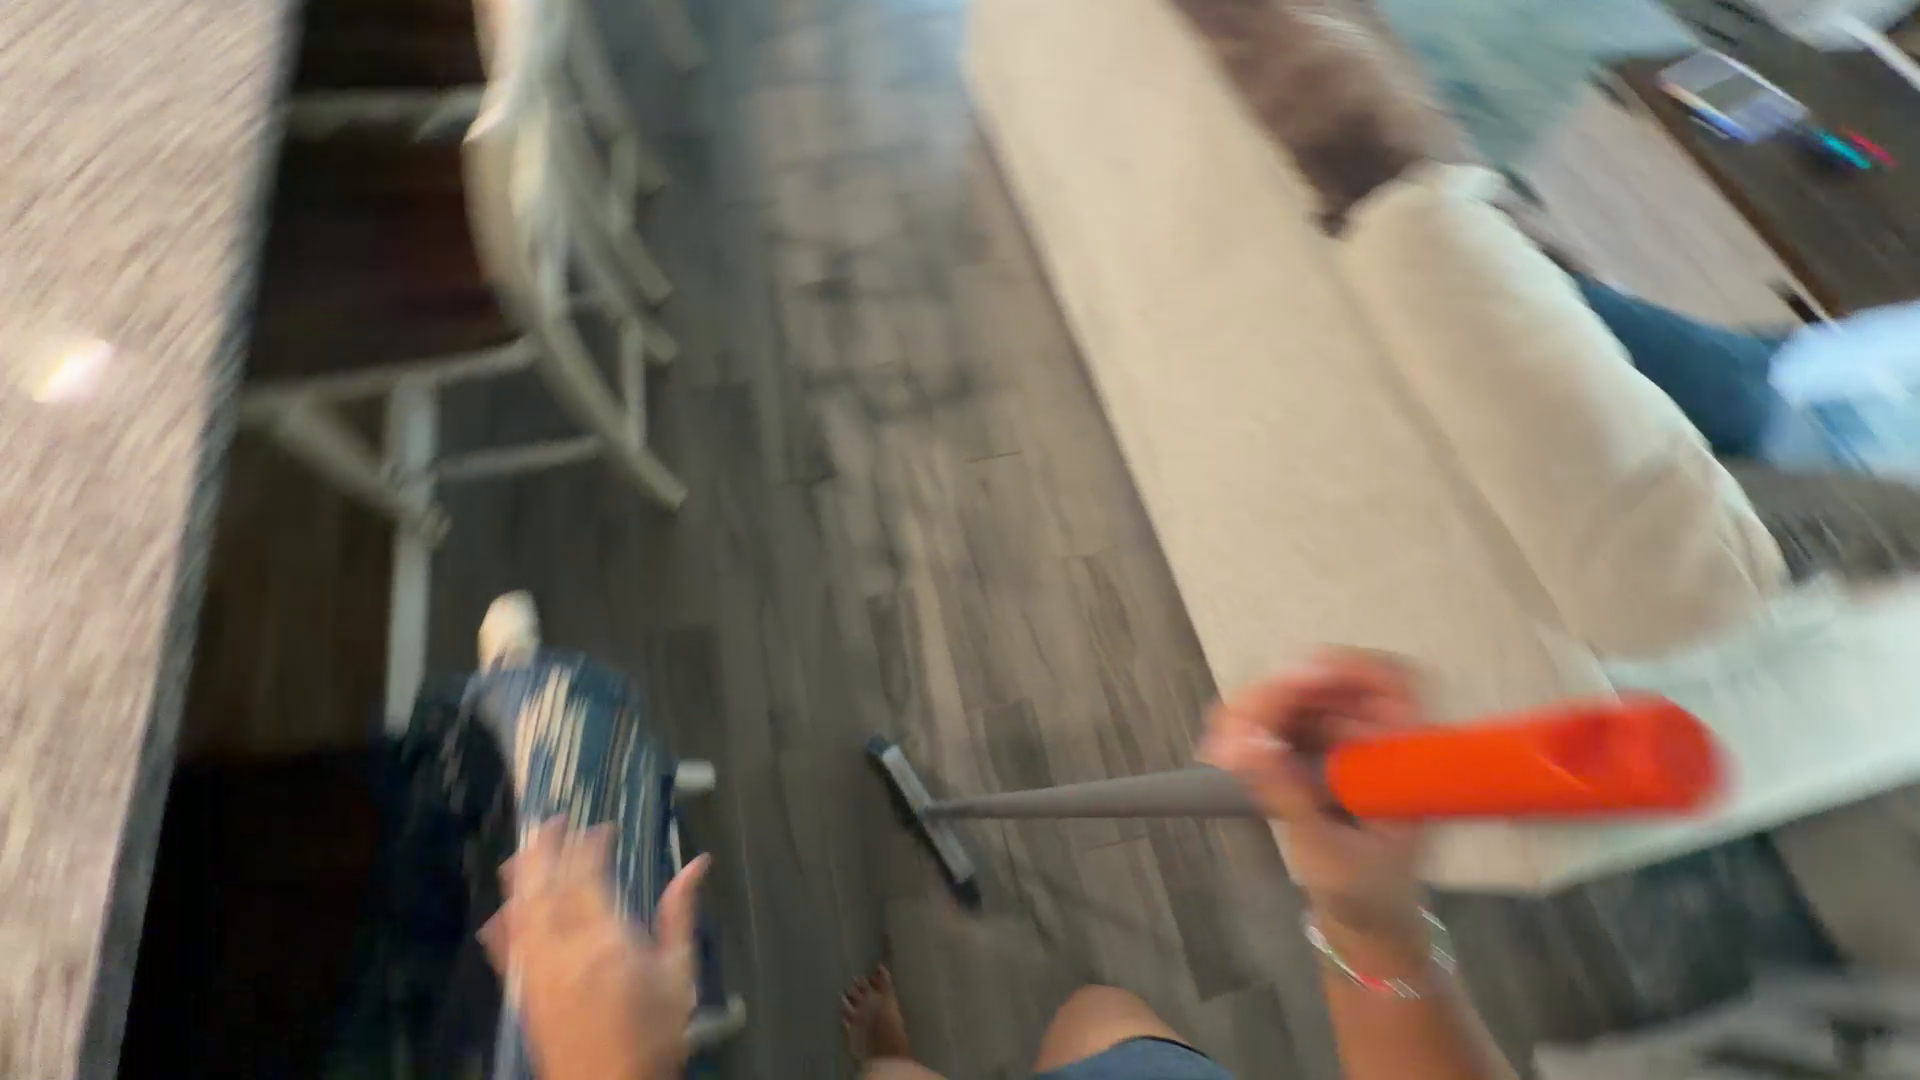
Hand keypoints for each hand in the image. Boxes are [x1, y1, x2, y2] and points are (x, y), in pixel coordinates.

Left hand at [481, 819, 708, 1079]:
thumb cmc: (654, 1031)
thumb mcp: (679, 969)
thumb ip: (680, 912)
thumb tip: (697, 863)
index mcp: (607, 940)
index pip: (589, 878)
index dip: (591, 846)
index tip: (602, 827)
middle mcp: (565, 951)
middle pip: (545, 888)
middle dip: (545, 850)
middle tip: (552, 821)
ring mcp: (538, 972)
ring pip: (521, 912)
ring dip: (522, 877)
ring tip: (527, 848)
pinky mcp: (526, 992)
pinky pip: (508, 948)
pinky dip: (506, 921)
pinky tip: (504, 908)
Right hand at [1200, 649, 1429, 962]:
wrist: (1366, 915)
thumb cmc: (1366, 892)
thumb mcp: (1328, 852)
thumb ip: (1288, 796)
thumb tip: (1247, 745)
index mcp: (1404, 754)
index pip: (1392, 680)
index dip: (1346, 665)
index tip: (1297, 677)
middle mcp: (1375, 732)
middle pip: (1323, 679)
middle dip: (1272, 696)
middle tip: (1232, 731)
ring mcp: (1339, 734)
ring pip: (1290, 692)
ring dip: (1249, 711)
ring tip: (1220, 751)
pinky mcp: (1309, 741)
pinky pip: (1272, 714)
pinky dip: (1243, 726)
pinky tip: (1223, 751)